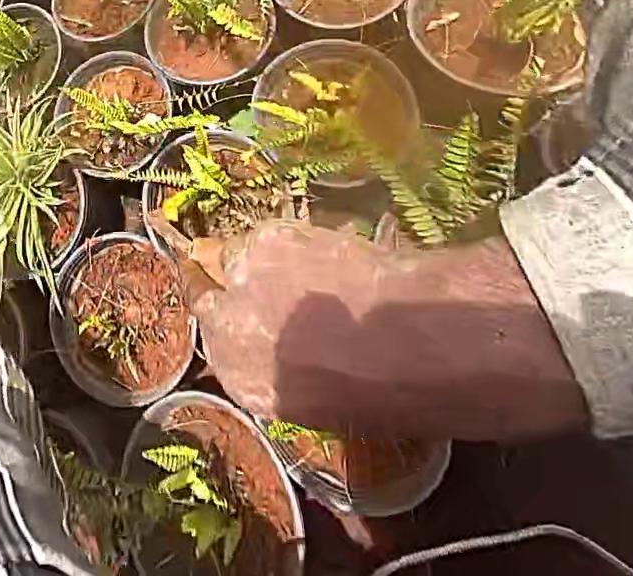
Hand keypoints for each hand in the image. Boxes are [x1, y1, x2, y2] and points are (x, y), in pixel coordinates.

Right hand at [185, 222, 588, 441]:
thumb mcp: (326, 397)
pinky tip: (325, 251)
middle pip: (208, 295)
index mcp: (248, 382)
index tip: (238, 301)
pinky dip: (288, 239)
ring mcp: (245, 282)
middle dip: (229, 284)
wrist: (425, 345)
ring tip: (307, 264)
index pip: (212, 339)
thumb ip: (285, 365)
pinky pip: (266, 235)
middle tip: (265, 277)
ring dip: (259, 259)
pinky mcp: (270, 241)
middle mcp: (231, 332)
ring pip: (234, 256)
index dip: (225, 315)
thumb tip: (281, 336)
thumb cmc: (393, 389)